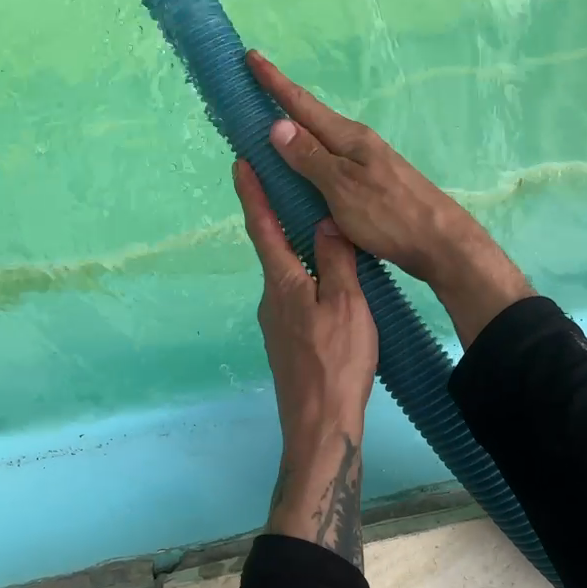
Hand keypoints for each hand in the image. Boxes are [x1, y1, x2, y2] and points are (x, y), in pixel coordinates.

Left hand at [234, 159, 374, 568]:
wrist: (320, 425)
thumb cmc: (336, 360)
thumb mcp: (347, 303)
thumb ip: (336, 260)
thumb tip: (325, 221)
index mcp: (283, 282)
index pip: (262, 227)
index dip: (251, 194)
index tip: (240, 162)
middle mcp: (271, 299)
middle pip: (274, 250)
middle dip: (278, 217)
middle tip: (290, 188)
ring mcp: (275, 324)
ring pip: (287, 277)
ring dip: (297, 252)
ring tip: (322, 235)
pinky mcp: (286, 344)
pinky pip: (295, 300)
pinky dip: (306, 281)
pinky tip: (329, 287)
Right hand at [247, 50, 534, 346]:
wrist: (440, 243)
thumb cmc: (389, 215)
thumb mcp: (343, 186)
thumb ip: (310, 157)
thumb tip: (277, 125)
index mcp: (348, 138)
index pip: (302, 104)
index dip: (274, 82)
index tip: (250, 56)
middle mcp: (357, 144)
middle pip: (311, 120)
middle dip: (280, 105)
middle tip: (250, 93)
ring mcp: (366, 164)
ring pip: (320, 144)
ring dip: (293, 136)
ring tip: (265, 133)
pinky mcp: (370, 186)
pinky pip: (328, 166)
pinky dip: (307, 163)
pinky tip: (300, 173)